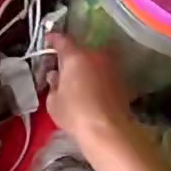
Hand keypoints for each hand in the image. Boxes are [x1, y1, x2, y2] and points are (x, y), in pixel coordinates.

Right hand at [43, 33, 136, 150]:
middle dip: (71, 58)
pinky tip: (92, 90)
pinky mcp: (122, 80)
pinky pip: (105, 74)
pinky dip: (98, 78)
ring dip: (87, 67)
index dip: (53, 40)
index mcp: (75, 57)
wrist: (107, 129)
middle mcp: (96, 56)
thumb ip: (53, 84)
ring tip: (78, 81)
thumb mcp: (53, 102)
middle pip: (81, 51)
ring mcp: (112, 67)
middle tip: (62, 69)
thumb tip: (55, 76)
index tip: (48, 41)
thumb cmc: (74, 114)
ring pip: (95, 61)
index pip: (62, 40)